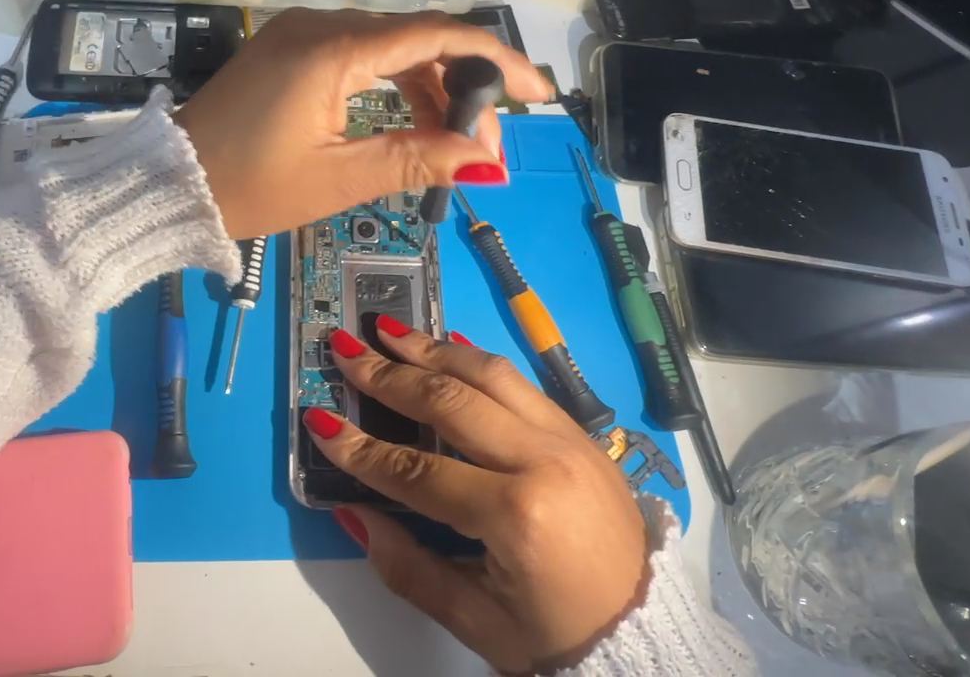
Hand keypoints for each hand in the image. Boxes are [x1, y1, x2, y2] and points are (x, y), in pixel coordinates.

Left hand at [173, 9, 550, 238]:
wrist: (171, 183)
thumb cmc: (249, 187)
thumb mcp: (338, 179)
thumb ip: (415, 158)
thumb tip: (486, 159)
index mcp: (333, 50)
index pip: (434, 34)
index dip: (494, 59)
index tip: (536, 93)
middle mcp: (320, 25)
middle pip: (415, 38)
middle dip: (463, 86)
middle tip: (489, 145)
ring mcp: (301, 33)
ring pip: (389, 47)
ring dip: (429, 89)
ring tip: (456, 144)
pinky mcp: (290, 49)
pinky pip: (358, 56)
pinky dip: (391, 86)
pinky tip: (413, 123)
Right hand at [304, 322, 649, 675]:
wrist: (650, 634)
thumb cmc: (560, 638)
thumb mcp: (478, 623)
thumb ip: (408, 568)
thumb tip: (354, 511)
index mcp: (516, 516)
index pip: (418, 471)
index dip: (361, 448)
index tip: (319, 419)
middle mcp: (542, 460)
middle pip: (448, 402)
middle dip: (387, 375)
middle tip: (345, 349)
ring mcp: (567, 438)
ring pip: (487, 374)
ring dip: (431, 349)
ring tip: (387, 331)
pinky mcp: (580, 432)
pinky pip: (520, 381)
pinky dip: (476, 359)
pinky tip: (447, 347)